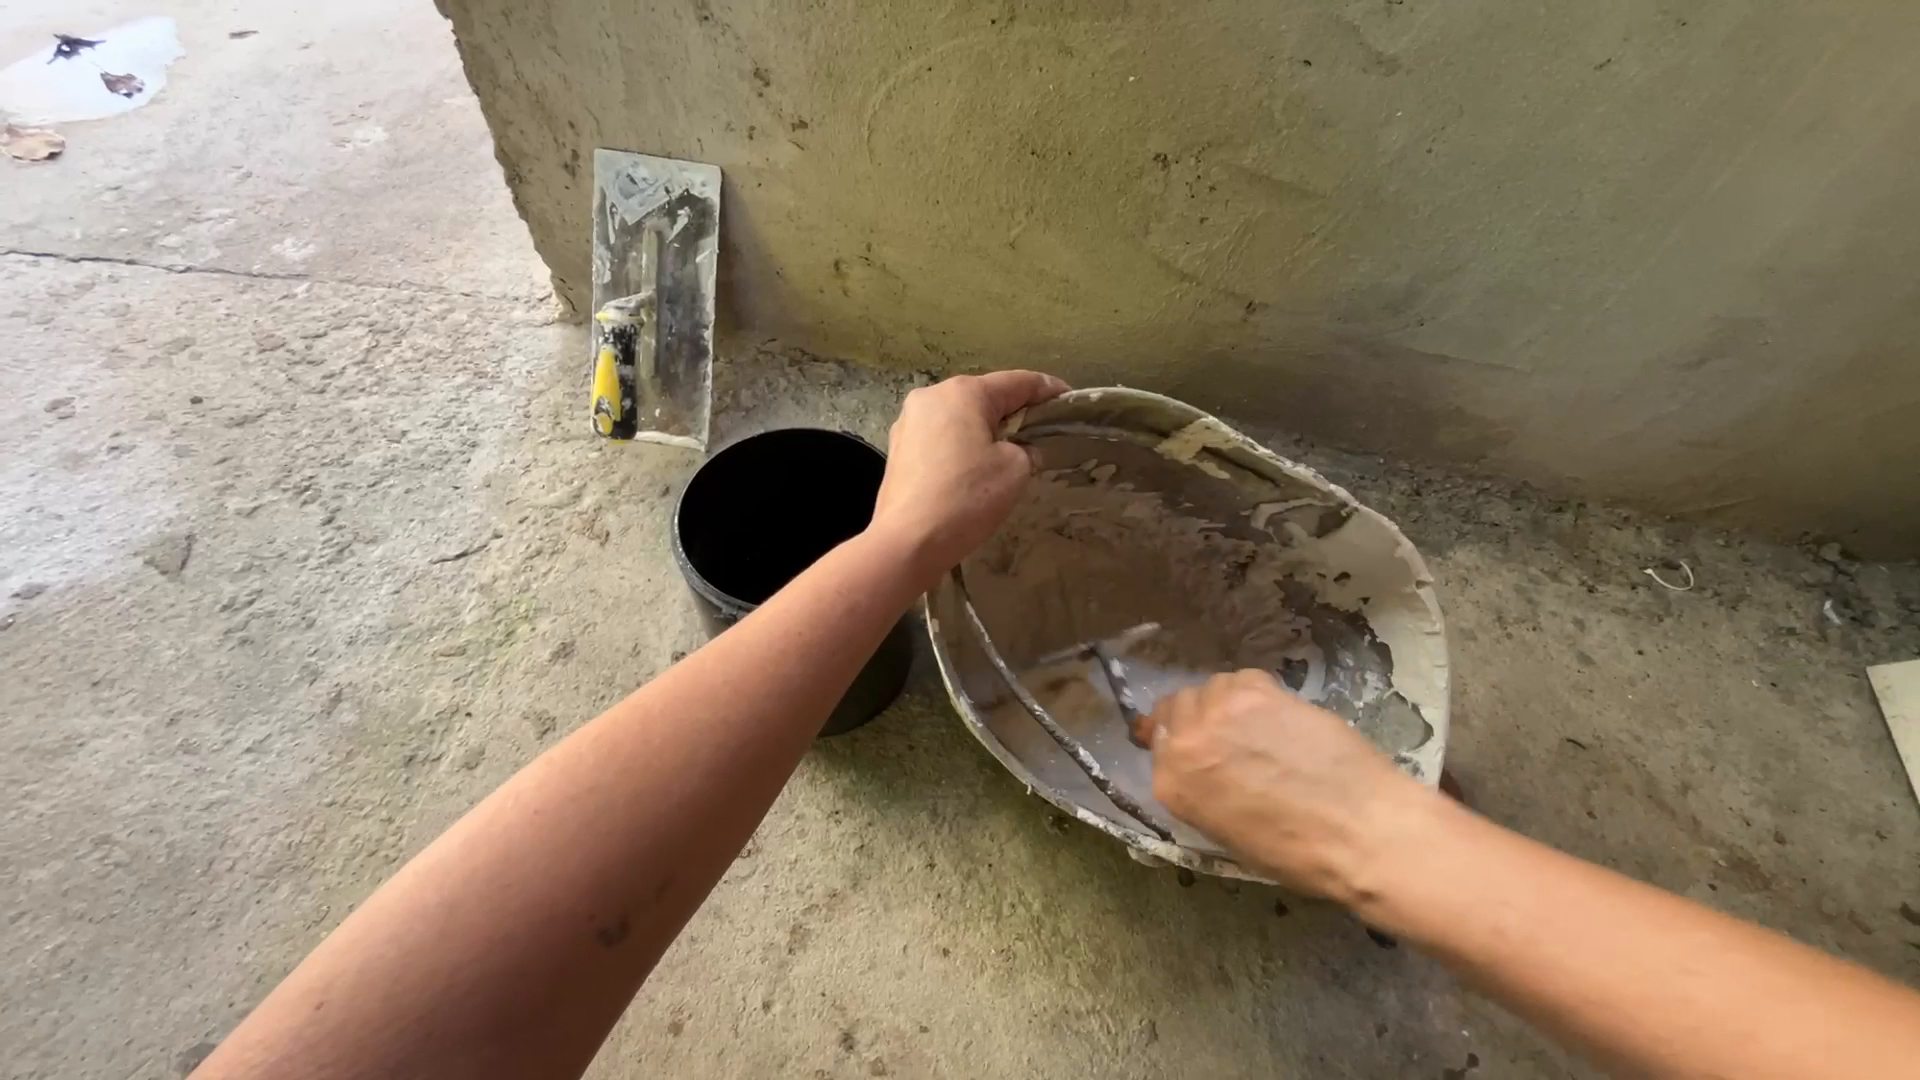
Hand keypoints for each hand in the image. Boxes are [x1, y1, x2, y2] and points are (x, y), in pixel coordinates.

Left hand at [870, 371, 1068, 585]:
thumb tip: (1019, 449)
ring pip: (959, 418)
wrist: (909, 541)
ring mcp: (908, 424)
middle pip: (984, 397)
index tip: (1068, 399)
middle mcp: (930, 397)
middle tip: (1040, 430)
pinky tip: (973, 470)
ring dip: (985, 430)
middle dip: (1013, 411)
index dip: (1048, 390)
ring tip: (1008, 452)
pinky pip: (941, 439)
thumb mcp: (1015, 469)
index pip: (1017, 382)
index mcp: (962, 392)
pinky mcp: (898, 451)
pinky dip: (962, 447)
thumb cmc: (967, 497)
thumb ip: (1026, 449)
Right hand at [1135, 670, 1436, 902]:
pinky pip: (1243, 680)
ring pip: (1210, 689)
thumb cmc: (1298, 853)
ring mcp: (1219, 711)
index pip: (1157, 745)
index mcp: (1171, 785)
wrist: (1362, 833)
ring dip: (1226, 704)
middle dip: (1197, 720)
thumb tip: (1201, 766)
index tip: (1197, 748)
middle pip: (1176, 709)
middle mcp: (1184, 741)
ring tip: (1259, 728)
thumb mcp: (1226, 834)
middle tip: (1229, 737)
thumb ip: (1198, 790)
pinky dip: (1256, 694)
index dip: (1179, 744)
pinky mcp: (1258, 691)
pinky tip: (1280, 718)